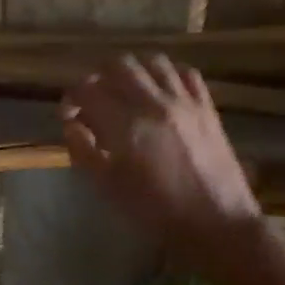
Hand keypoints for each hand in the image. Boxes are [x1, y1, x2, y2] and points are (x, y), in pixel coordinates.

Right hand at [62, 55, 262, 261]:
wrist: (215, 222)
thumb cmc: (153, 210)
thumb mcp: (106, 187)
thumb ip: (82, 150)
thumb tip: (72, 125)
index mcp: (126, 126)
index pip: (87, 90)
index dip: (71, 98)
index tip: (69, 115)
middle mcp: (155, 104)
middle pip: (119, 65)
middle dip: (98, 77)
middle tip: (94, 99)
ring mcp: (185, 102)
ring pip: (153, 62)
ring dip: (133, 72)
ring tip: (126, 92)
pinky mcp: (207, 107)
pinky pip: (186, 73)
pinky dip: (167, 75)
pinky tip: (160, 93)